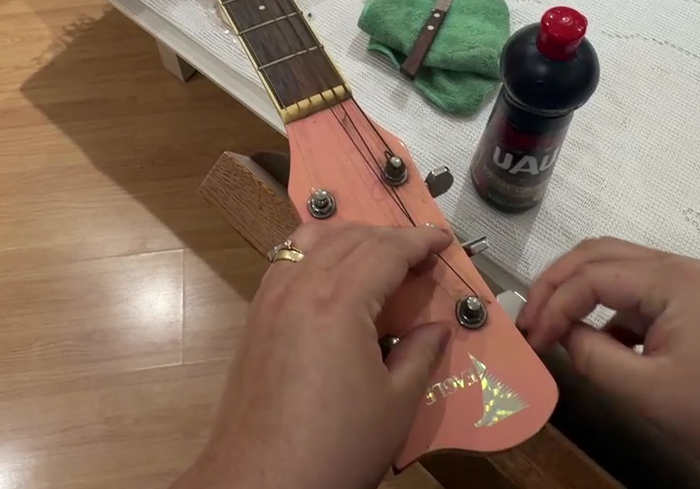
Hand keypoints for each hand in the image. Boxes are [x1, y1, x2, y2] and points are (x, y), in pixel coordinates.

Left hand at [176, 222, 451, 488]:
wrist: (260, 483)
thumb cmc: (335, 448)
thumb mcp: (394, 406)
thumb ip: (419, 355)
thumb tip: (438, 327)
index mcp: (339, 299)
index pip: (386, 250)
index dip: (419, 240)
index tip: (443, 238)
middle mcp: (301, 284)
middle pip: (350, 237)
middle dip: (389, 236)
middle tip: (420, 252)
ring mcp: (272, 295)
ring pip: (313, 239)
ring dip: (350, 236)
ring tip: (378, 252)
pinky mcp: (256, 313)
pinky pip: (288, 259)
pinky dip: (316, 250)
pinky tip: (331, 270)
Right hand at [517, 238, 699, 488]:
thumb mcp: (649, 393)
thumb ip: (594, 356)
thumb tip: (558, 334)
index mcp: (672, 280)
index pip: (593, 274)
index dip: (554, 302)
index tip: (532, 337)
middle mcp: (677, 267)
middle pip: (597, 255)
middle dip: (557, 283)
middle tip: (529, 317)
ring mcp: (685, 283)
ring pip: (611, 266)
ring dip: (577, 290)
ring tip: (550, 322)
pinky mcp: (687, 305)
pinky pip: (631, 290)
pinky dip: (602, 308)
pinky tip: (594, 341)